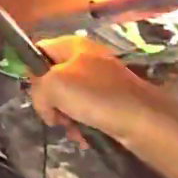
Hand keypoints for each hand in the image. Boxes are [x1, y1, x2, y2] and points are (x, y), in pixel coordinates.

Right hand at [28, 36, 177, 157]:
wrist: (146, 122)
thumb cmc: (96, 97)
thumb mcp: (52, 86)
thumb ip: (37, 89)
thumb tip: (48, 106)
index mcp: (73, 45)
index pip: (37, 50)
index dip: (31, 71)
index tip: (36, 91)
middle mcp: (87, 58)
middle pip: (50, 76)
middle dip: (49, 99)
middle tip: (54, 113)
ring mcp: (101, 80)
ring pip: (67, 96)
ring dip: (64, 114)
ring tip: (72, 127)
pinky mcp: (112, 100)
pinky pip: (84, 109)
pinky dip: (80, 122)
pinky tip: (84, 133)